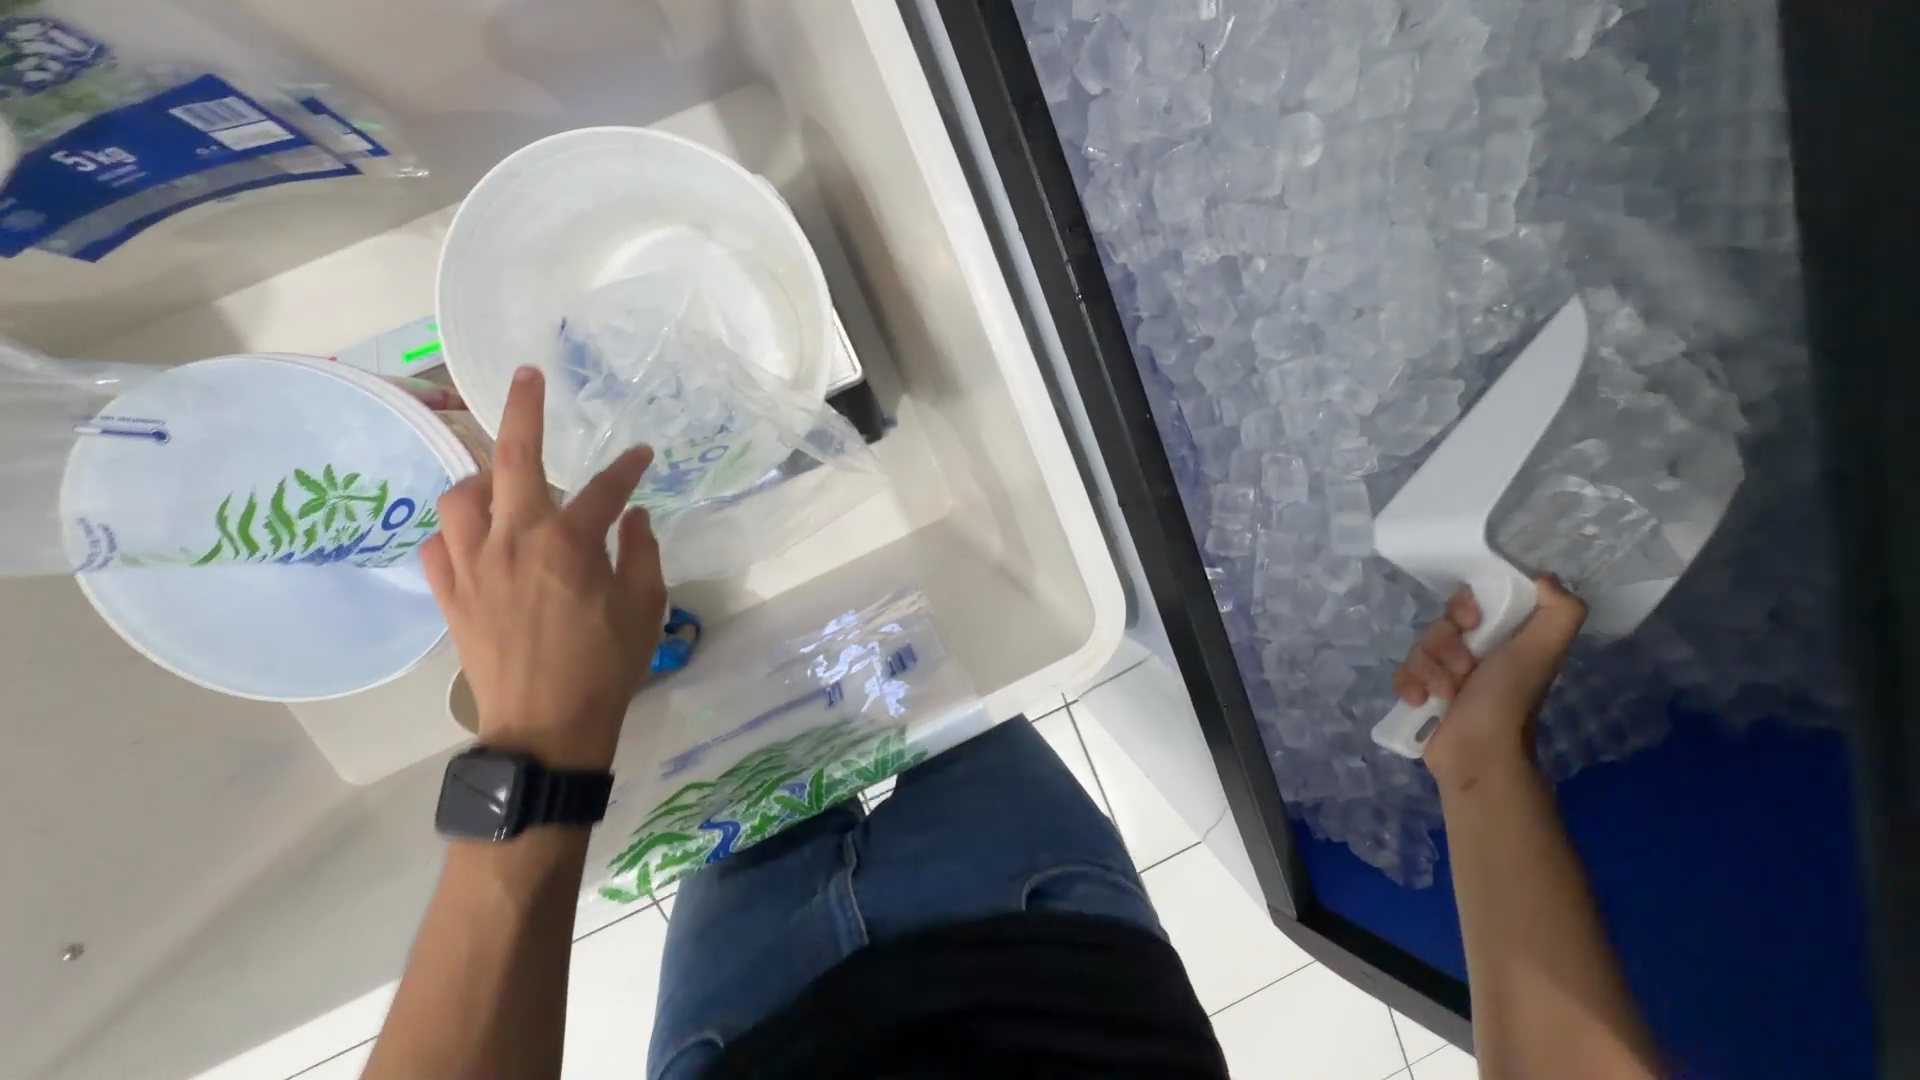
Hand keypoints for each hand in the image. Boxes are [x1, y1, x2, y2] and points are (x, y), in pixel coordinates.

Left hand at [422, 366, 666, 771]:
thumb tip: (632, 516)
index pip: (603, 488)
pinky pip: (438, 544)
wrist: (547, 726)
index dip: (627, 468)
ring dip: (484, 479)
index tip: (642, 456)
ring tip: (506, 484)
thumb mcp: (646, 607)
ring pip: (461, 497)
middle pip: (516, 459)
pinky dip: (455, 530)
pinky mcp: (450, 595)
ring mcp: (473, 566)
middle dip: (525, 410)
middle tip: (529, 377)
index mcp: (568, 543)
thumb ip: (641, 553)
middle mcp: (514, 540)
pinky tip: (475, 536)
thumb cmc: (607, 667)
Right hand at [1394, 576, 1586, 786]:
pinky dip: (1408, 685)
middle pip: (1439, 626)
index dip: (1463, 607)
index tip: (1470, 623)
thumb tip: (1543, 577)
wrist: (1478, 753)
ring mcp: (1445, 675)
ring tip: (1442, 694)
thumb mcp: (1541, 652)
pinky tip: (1420, 701)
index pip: (1469, 603)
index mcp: (1503, 638)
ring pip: (1417, 650)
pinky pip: (1401, 674)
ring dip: (1426, 670)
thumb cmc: (1508, 700)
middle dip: (1442, 646)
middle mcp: (1474, 653)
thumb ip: (1558, 612)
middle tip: (1461, 669)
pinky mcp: (1422, 694)